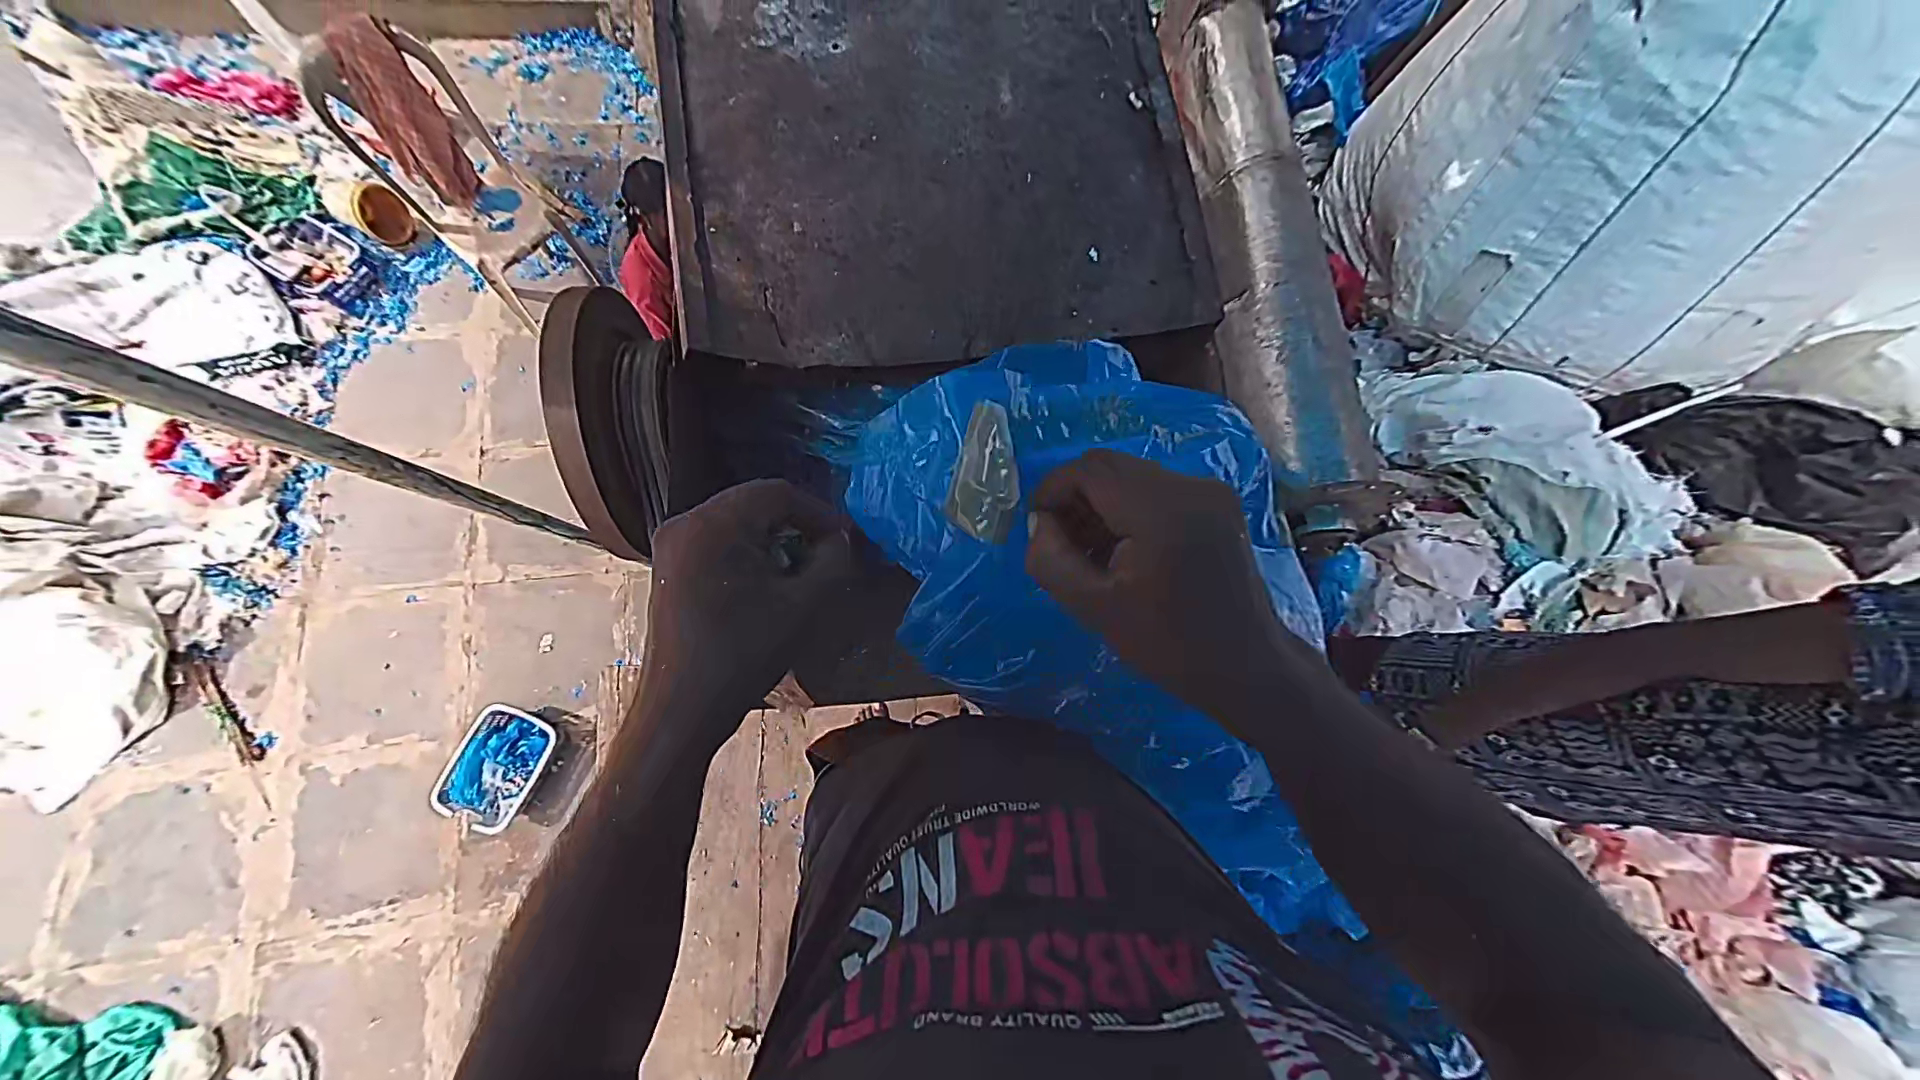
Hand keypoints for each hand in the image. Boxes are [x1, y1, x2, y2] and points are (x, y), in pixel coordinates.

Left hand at [639, 480, 853, 745]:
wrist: (684, 708)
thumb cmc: (744, 654)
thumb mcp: (805, 605)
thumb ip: (833, 560)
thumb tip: (839, 540)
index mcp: (712, 524)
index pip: (777, 492)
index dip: (819, 512)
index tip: (846, 539)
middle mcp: (685, 523)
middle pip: (755, 502)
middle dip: (797, 524)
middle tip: (828, 553)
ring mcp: (672, 544)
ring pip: (738, 521)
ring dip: (776, 538)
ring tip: (802, 570)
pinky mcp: (670, 566)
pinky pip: (719, 541)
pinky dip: (750, 551)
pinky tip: (768, 582)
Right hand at [1024, 450, 1319, 723]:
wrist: (1246, 666)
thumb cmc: (1168, 645)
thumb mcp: (1092, 608)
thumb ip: (1050, 558)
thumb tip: (1039, 521)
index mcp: (1161, 509)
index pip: (1088, 470)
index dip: (1052, 490)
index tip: (1038, 528)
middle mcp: (1189, 485)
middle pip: (1110, 467)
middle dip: (1075, 498)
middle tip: (1060, 543)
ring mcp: (1209, 491)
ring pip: (1131, 477)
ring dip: (1101, 506)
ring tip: (1090, 553)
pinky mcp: (1217, 503)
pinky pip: (1156, 490)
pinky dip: (1128, 511)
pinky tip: (1123, 551)